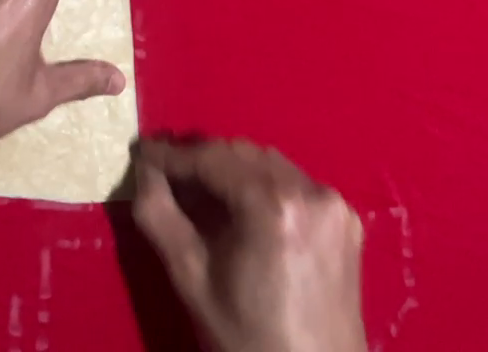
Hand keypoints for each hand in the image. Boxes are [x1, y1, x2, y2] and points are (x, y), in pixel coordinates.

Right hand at [132, 139, 366, 351]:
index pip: (211, 159)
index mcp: (273, 205)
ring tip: (199, 189)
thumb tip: (144, 171)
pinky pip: (294, 183)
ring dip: (232, 168)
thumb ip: (159, 215)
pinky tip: (242, 207)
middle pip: (241, 154)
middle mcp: (309, 190)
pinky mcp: (346, 218)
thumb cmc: (247, 340)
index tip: (141, 153)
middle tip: (164, 172)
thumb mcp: (191, 279)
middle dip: (201, 159)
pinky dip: (263, 185)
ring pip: (268, 163)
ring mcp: (333, 202)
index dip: (172, 155)